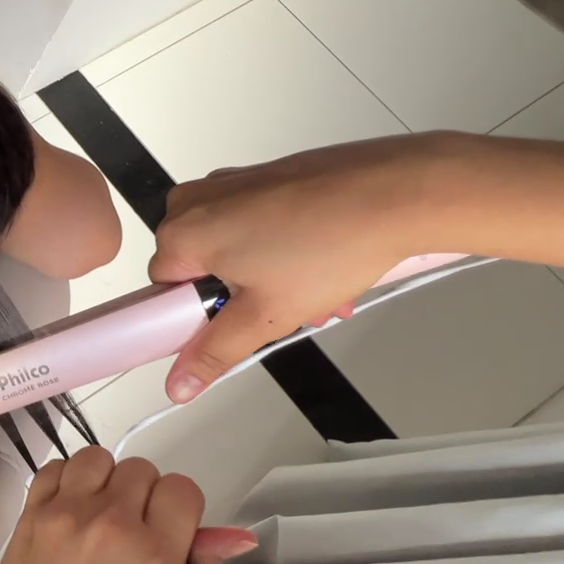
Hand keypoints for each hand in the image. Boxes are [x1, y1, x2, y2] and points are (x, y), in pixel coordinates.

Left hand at [0, 448, 254, 563]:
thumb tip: (230, 536)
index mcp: (153, 554)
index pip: (183, 489)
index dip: (180, 508)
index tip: (168, 530)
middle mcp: (111, 521)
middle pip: (142, 469)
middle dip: (144, 494)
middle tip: (132, 528)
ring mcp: (66, 511)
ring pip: (98, 457)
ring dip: (104, 478)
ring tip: (97, 511)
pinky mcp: (30, 509)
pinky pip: (55, 466)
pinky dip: (65, 478)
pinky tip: (66, 507)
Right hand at [149, 134, 449, 402]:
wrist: (401, 191)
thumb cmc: (330, 248)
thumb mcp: (266, 316)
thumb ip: (213, 352)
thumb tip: (177, 388)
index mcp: (180, 233)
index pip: (162, 290)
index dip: (196, 313)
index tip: (234, 321)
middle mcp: (192, 201)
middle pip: (194, 267)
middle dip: (232, 294)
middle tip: (278, 308)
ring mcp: (227, 183)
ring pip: (226, 245)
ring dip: (256, 274)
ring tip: (309, 289)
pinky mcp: (259, 175)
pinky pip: (249, 220)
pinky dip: (273, 244)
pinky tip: (315, 259)